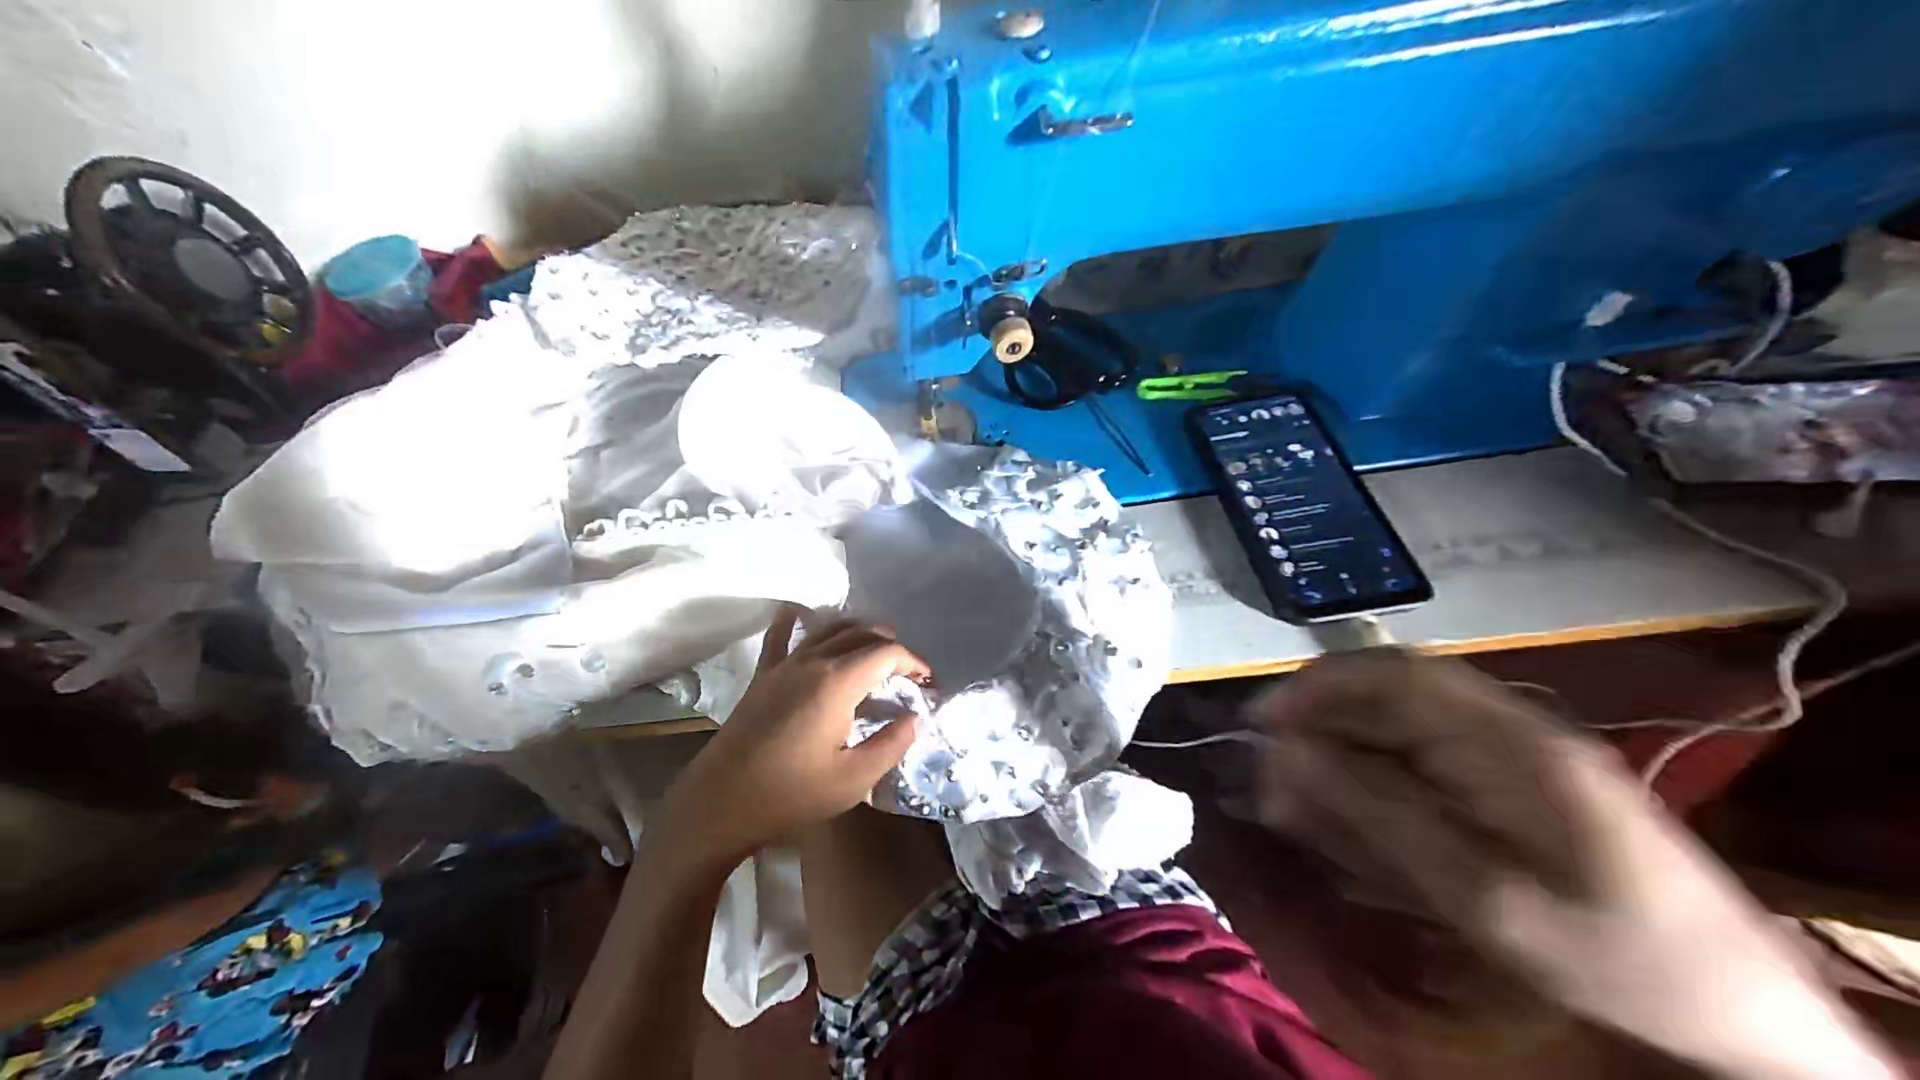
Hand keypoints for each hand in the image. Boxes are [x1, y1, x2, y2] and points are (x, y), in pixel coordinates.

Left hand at [661, 611, 929, 866]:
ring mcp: (783, 664)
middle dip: (891, 645)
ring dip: (856, 629)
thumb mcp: (853, 780)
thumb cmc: (790, 794)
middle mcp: (812, 661)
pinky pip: (780, 635)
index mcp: (838, 682)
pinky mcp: (762, 675)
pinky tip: (800, 612)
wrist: (721, 802)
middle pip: (860, 634)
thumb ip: (891, 745)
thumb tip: (914, 718)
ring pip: (827, 628)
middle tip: (908, 671)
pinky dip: (795, 619)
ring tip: (875, 644)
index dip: (914, 662)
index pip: (887, 653)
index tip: (928, 682)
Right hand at [1254, 650, 1898, 1079]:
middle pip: (1389, 693)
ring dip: (1341, 753)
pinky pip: (1421, 758)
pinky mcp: (1514, 783)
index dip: (1316, 685)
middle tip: (1270, 774)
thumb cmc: (1611, 960)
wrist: (1741, 1025)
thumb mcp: (1480, 895)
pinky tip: (1351, 815)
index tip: (1260, 723)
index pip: (1392, 673)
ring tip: (1297, 801)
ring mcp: (1514, 754)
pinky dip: (1373, 778)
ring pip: (1399, 725)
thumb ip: (1376, 812)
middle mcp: (1510, 728)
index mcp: (1510, 741)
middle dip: (1320, 725)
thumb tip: (1283, 751)